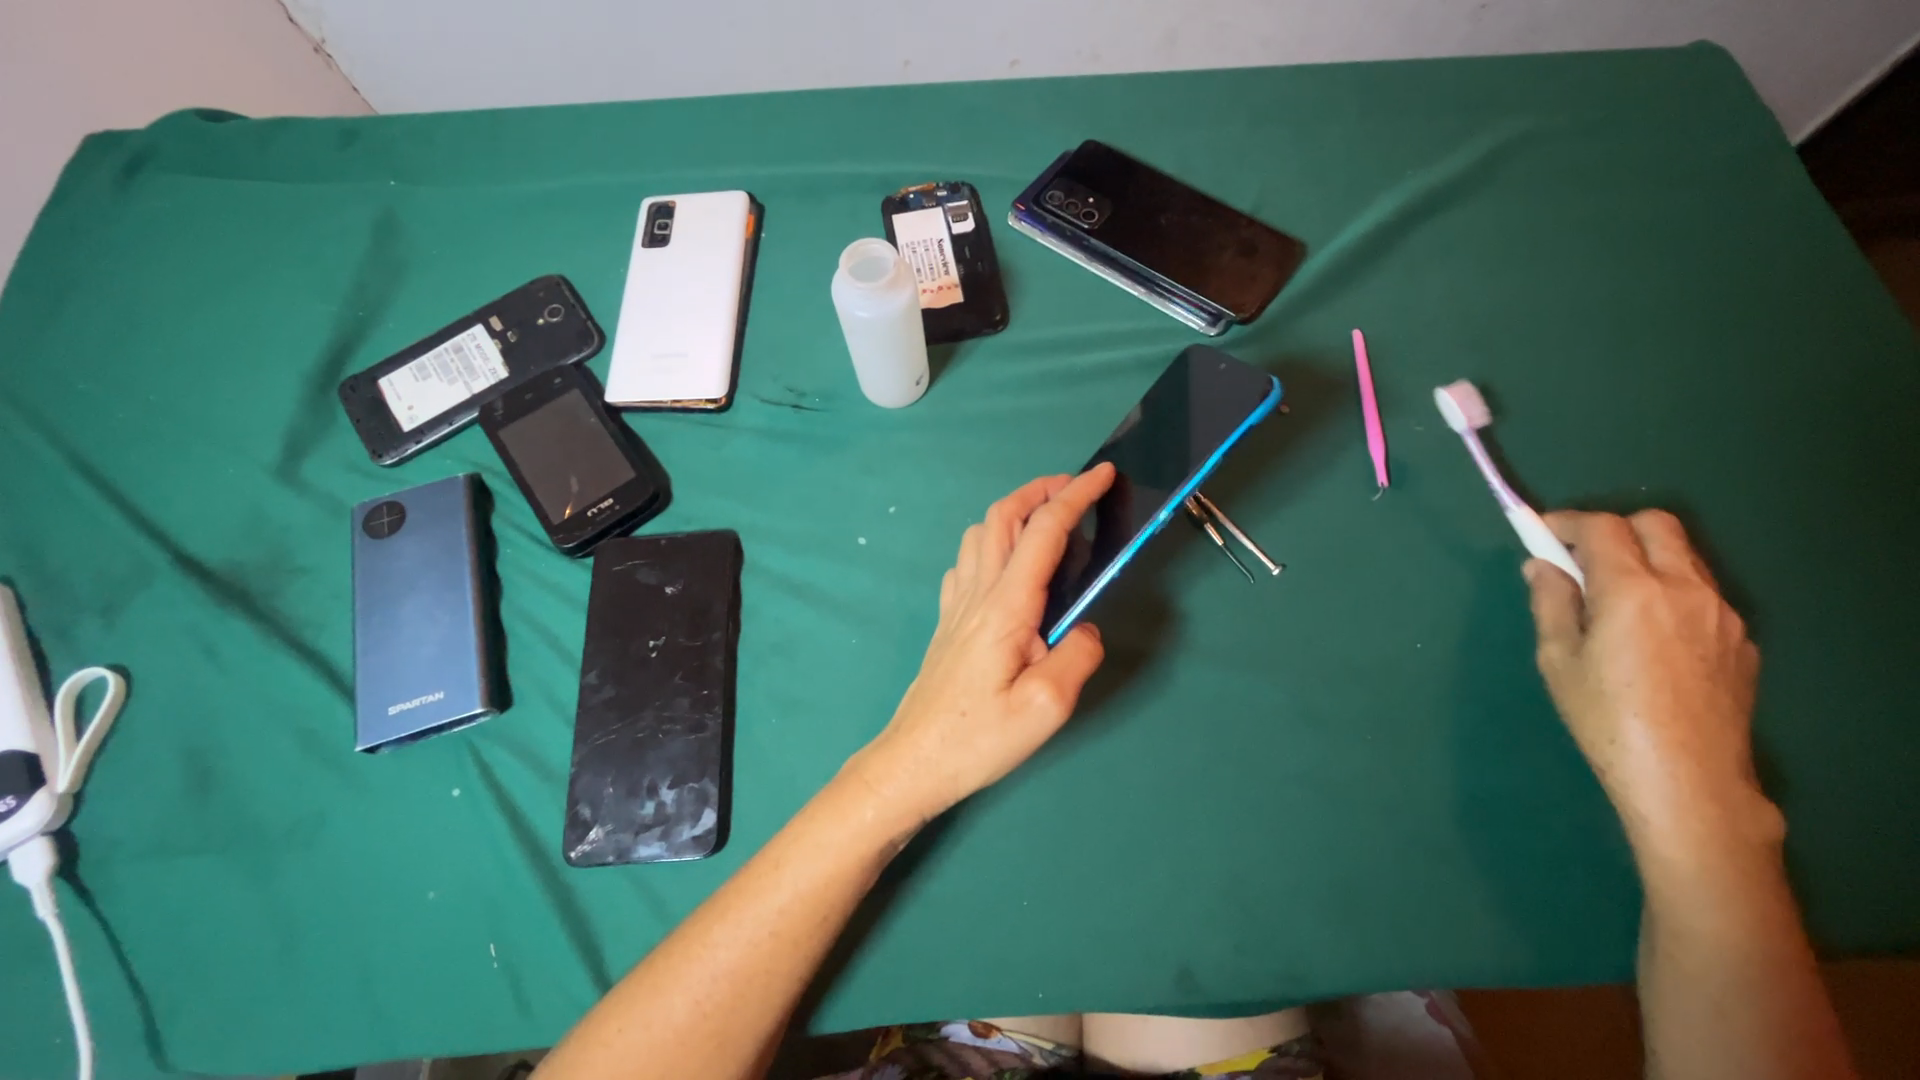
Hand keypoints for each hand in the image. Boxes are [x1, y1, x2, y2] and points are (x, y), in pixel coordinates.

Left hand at [848, 465, 1116, 826]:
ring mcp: (956, 606)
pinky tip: (1004, 568)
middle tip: (1075, 488)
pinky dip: (990, 545)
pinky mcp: (947, 623)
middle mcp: (978, 594)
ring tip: (1046, 523)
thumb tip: (1085, 628)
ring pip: (979, 535)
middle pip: (1002, 517)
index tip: (1103, 474)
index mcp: (1008, 606)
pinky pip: (966, 564)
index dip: (1076, 496)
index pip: (1045, 532)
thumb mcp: (1047, 706)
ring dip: (1013, 514)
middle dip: (1040, 490)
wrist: (914, 761)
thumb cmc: (979, 737)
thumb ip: (1078, 656)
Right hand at [1524, 510, 1781, 861]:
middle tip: (1580, 560)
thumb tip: (1543, 566)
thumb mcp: (1558, 660)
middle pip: (1655, 525)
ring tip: (1612, 599)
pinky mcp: (1741, 639)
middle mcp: (1685, 588)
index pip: (1602, 527)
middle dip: (1612, 529)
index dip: (1566, 523)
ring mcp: (1722, 612)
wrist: (1687, 778)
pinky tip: (1649, 635)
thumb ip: (1551, 603)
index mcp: (1633, 591)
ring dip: (1644, 558)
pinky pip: (1701, 593)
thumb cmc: (1605, 719)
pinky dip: (1670, 592)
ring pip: (1683, 556)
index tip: (1541, 534)